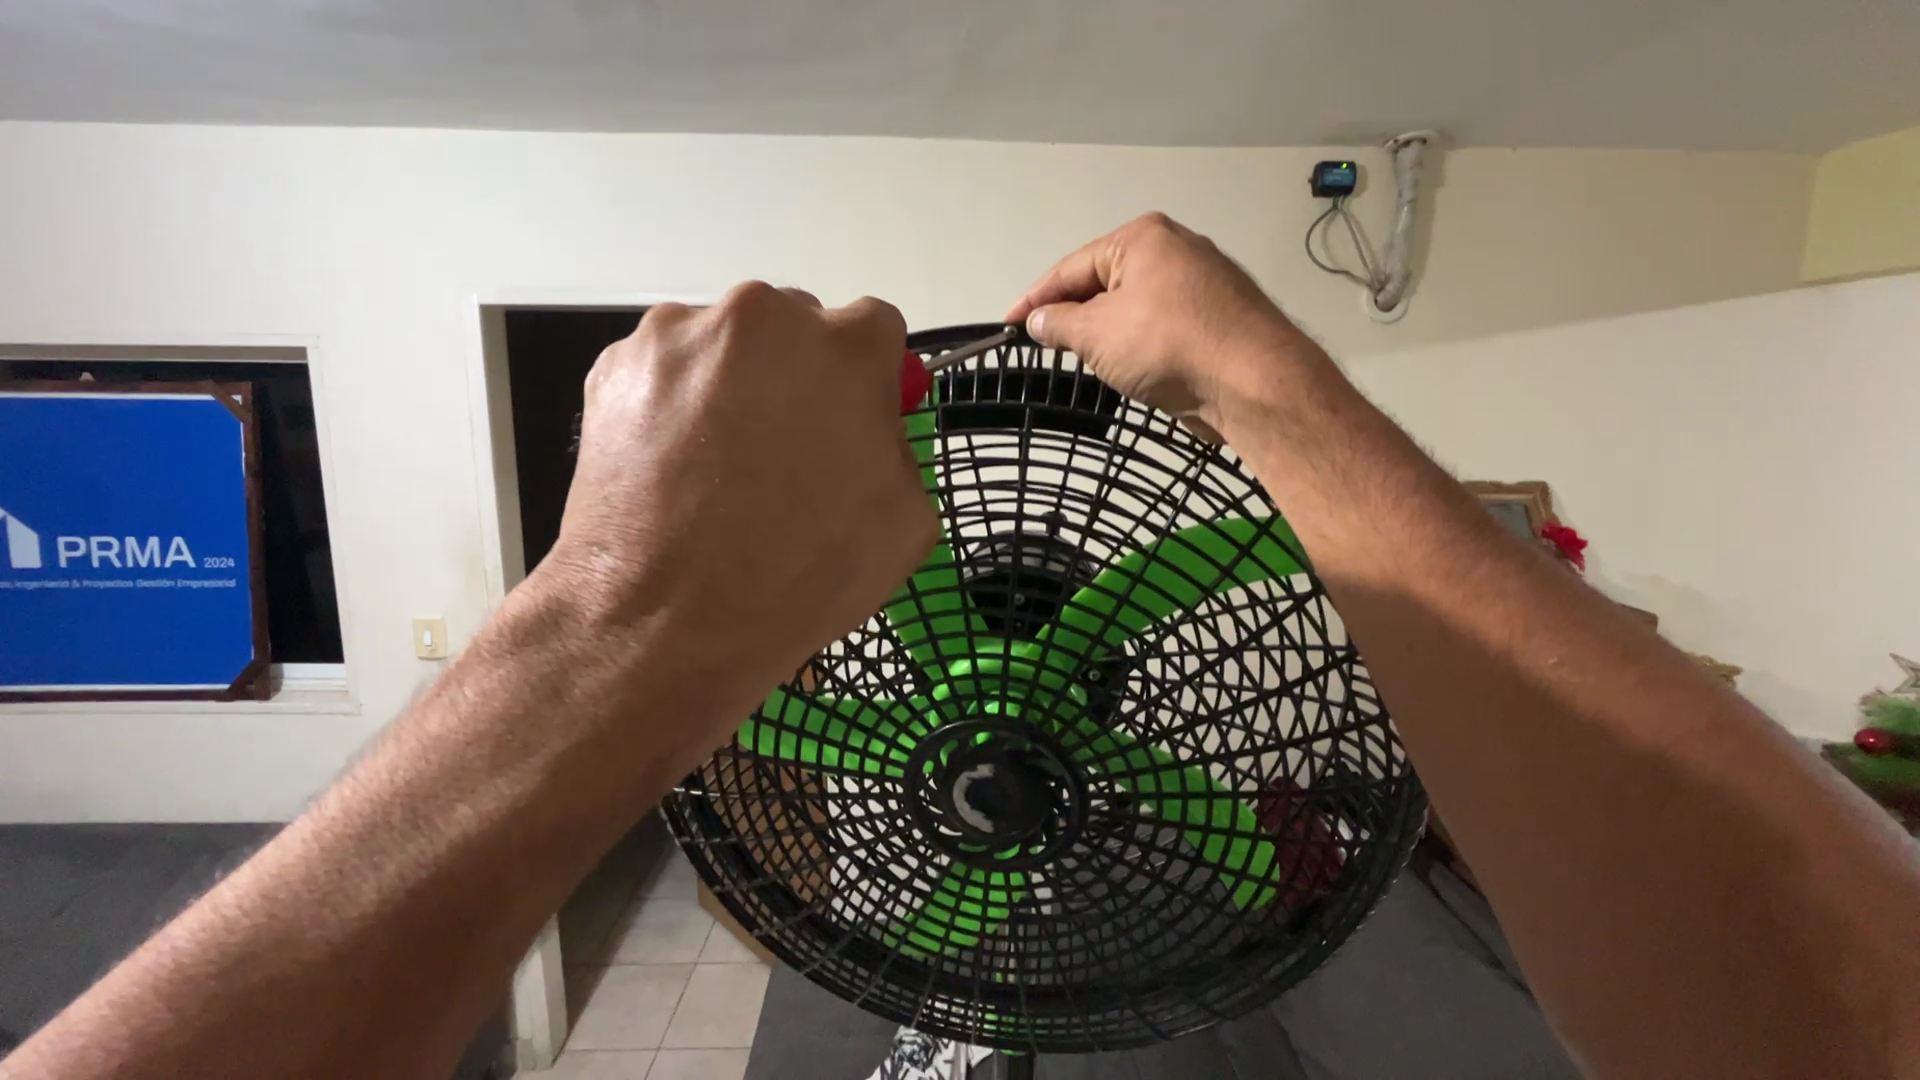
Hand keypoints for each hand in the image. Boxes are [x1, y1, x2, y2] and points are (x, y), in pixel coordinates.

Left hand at [540, 283, 937, 720]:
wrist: (666, 618)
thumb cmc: (801, 575)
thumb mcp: (908, 521)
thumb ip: (898, 447)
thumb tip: (867, 429)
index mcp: (847, 347)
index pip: (875, 327)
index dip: (868, 377)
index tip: (851, 420)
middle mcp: (764, 315)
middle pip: (797, 326)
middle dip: (800, 374)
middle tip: (784, 450)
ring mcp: (681, 334)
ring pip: (727, 343)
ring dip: (735, 383)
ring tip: (718, 465)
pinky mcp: (616, 362)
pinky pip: (667, 369)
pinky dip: (675, 401)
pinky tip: (674, 464)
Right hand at [1005, 213, 1325, 435]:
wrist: (1250, 380)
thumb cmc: (1167, 345)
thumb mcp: (1096, 335)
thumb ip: (1058, 325)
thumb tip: (1037, 321)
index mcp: (1142, 238)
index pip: (1071, 267)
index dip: (1034, 298)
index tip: (1008, 323)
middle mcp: (1175, 250)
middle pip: (1104, 283)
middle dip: (1073, 315)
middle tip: (1045, 346)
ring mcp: (1201, 284)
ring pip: (1133, 307)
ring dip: (1106, 333)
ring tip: (1086, 360)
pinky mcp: (1216, 318)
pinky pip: (1160, 326)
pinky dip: (1137, 344)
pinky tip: (1129, 367)